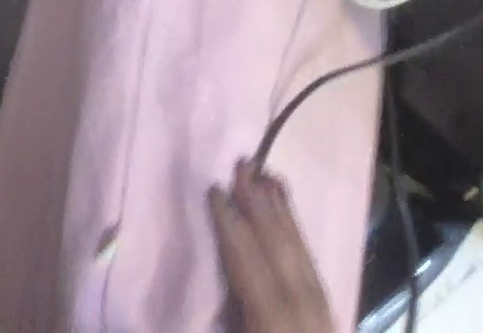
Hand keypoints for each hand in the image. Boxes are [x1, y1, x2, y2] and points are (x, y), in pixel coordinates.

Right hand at [209, 162, 332, 332]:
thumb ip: (215, 316)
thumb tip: (161, 305)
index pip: (256, 280)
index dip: (235, 235)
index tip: (216, 190)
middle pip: (290, 268)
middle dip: (267, 215)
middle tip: (246, 166)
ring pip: (311, 276)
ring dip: (289, 226)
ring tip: (272, 181)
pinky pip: (320, 291)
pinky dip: (305, 255)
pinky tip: (291, 233)